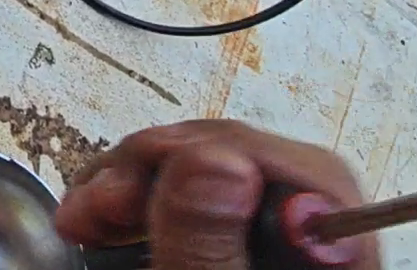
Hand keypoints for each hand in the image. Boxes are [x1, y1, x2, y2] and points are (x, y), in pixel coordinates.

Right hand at [56, 120, 379, 269]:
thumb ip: (205, 239)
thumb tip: (214, 157)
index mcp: (330, 269)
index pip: (307, 174)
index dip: (223, 161)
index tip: (148, 181)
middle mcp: (310, 254)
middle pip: (242, 160)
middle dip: (152, 168)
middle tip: (100, 206)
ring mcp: (265, 246)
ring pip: (199, 169)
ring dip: (126, 180)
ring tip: (86, 217)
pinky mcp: (222, 241)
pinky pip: (175, 188)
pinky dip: (126, 194)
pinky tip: (98, 217)